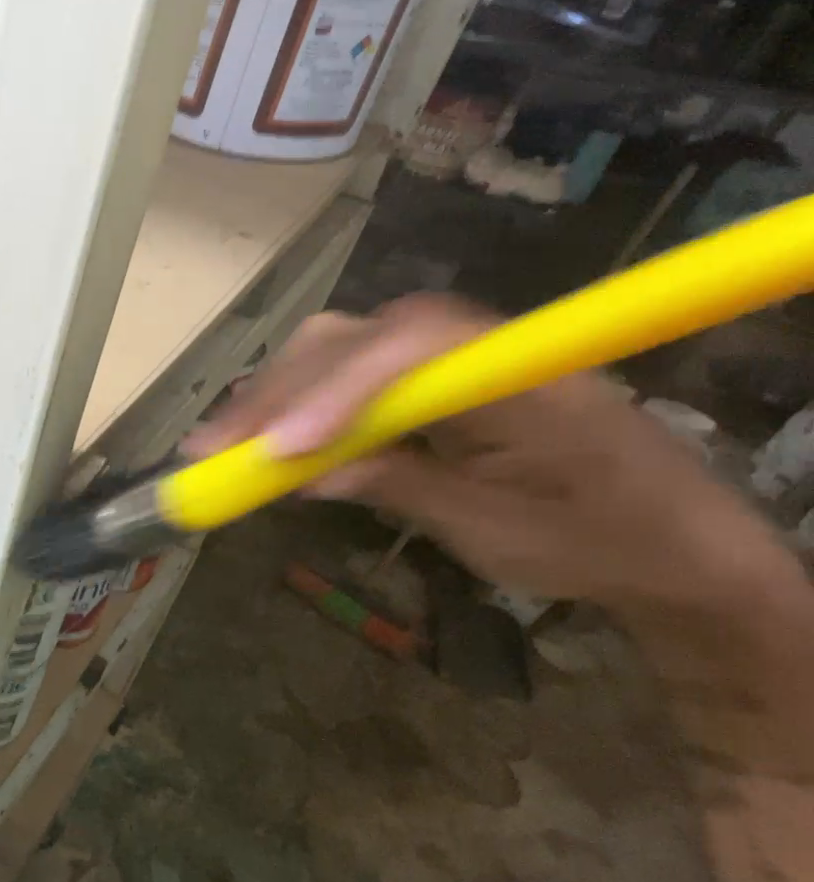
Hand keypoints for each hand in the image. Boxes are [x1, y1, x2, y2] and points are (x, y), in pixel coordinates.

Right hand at [187, 294, 799, 614]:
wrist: (666, 541)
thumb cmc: (594, 544)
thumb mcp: (492, 530)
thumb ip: (399, 485)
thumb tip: (301, 470)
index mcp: (525, 380)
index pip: (413, 352)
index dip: (335, 393)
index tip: (276, 452)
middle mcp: (482, 348)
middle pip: (361, 337)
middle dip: (282, 391)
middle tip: (214, 446)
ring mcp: (456, 356)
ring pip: (345, 346)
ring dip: (277, 392)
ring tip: (223, 442)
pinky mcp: (434, 376)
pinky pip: (351, 371)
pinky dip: (298, 400)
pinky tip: (261, 433)